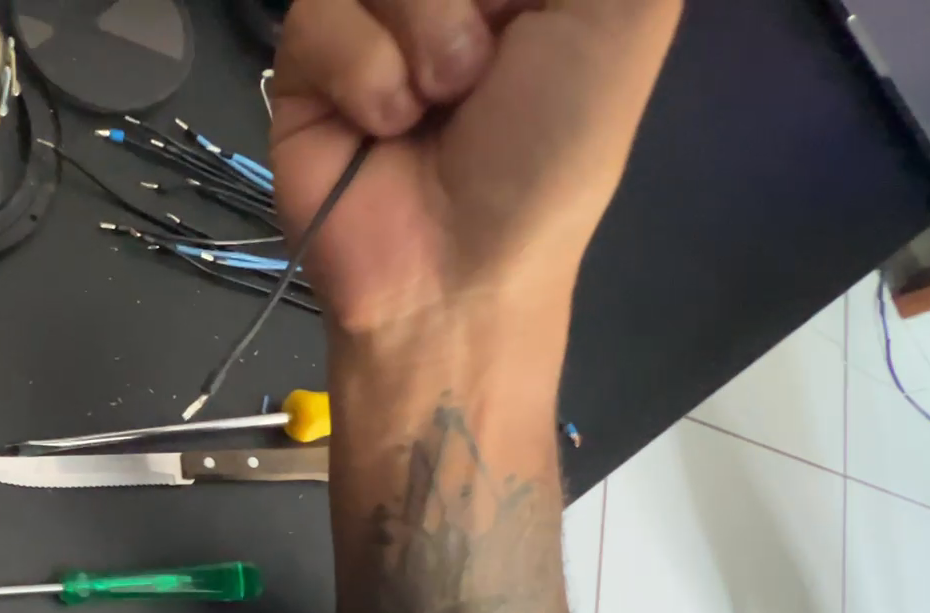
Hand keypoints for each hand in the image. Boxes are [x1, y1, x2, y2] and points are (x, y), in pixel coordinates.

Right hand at [269, 0, 681, 334]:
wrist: (449, 270)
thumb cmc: (548, 153)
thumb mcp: (624, 15)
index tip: (511, 13)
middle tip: (488, 57)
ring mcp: (366, 28)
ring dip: (422, 29)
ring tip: (436, 102)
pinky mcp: (306, 72)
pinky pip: (318, 18)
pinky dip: (362, 69)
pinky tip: (384, 124)